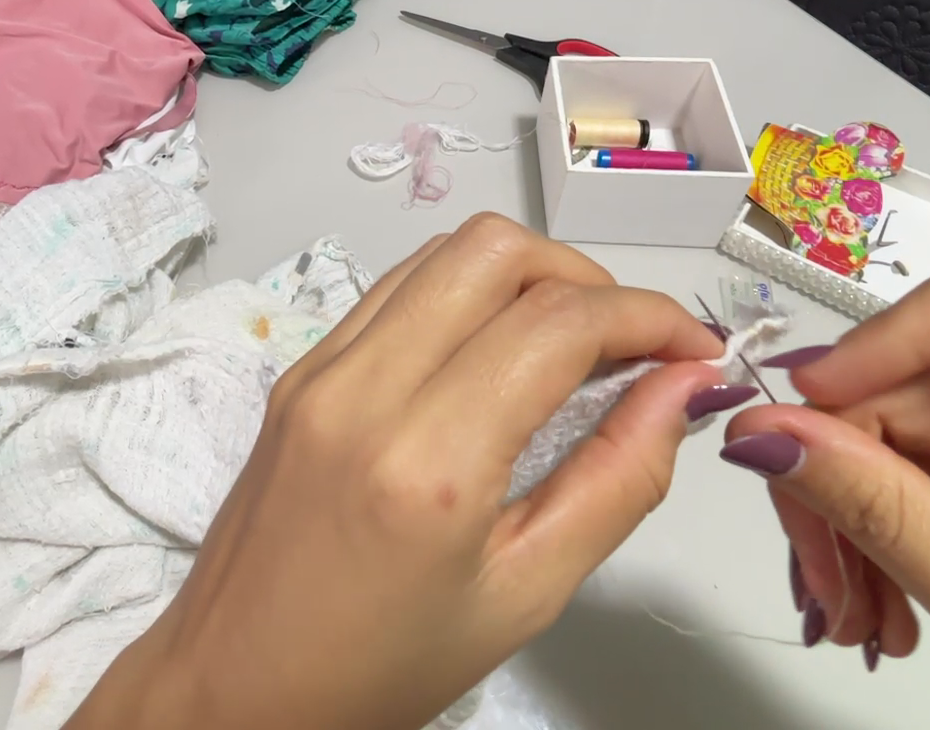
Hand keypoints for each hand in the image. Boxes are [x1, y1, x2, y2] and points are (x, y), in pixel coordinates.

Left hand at [68, 214, 731, 729]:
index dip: (647, 316)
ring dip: (524, 274)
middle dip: (584, 276)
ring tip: (568, 340)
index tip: (695, 347)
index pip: (556, 324)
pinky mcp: (300, 365)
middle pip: (494, 250)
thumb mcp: (526, 592)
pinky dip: (464, 291)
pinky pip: (397, 288)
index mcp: (428, 459)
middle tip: (626, 342)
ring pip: (442, 253)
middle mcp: (365, 385)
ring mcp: (320, 364)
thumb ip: (619, 479)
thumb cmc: (385, 663)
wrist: (234, 679)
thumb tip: (682, 387)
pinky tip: (491, 346)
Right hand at [722, 234, 929, 727]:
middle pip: (921, 385)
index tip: (814, 400)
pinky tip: (885, 601)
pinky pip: (929, 469)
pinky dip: (887, 528)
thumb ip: (889, 520)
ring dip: (855, 515)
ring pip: (905, 432)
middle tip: (819, 581)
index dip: (905, 325)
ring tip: (855, 615)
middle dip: (843, 473)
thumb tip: (756, 431)